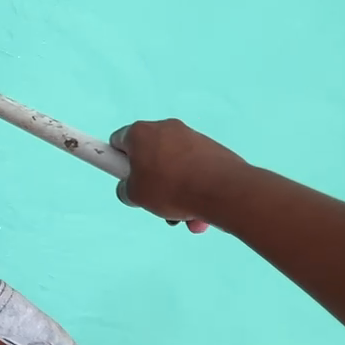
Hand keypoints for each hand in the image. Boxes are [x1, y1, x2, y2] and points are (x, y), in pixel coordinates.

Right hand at [109, 119, 253, 233]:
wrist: (227, 192)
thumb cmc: (172, 189)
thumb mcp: (135, 195)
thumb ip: (125, 189)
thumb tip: (131, 188)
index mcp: (140, 132)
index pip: (118, 142)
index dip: (119, 162)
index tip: (127, 179)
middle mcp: (166, 127)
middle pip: (150, 155)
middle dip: (153, 180)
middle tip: (156, 201)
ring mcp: (193, 137)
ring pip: (175, 166)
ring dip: (176, 190)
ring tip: (185, 216)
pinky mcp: (215, 149)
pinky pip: (197, 170)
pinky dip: (196, 188)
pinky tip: (202, 212)